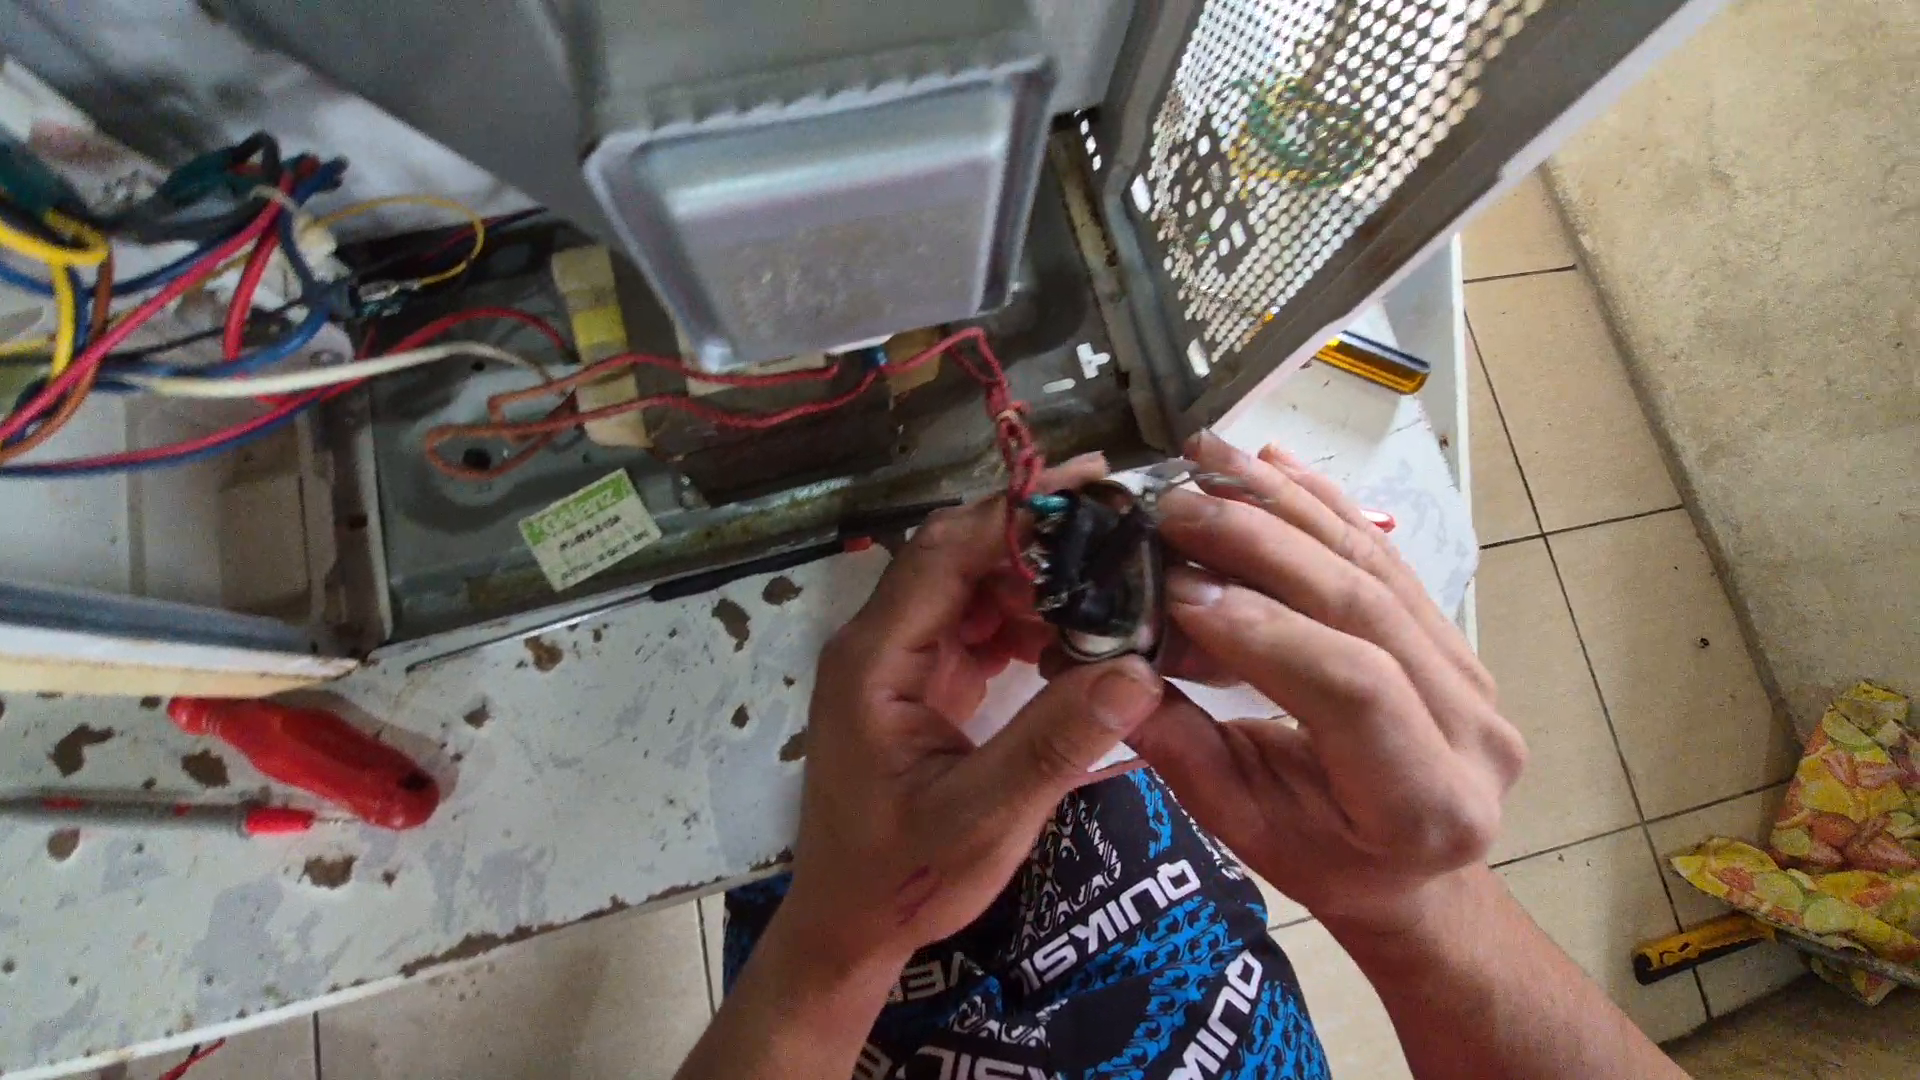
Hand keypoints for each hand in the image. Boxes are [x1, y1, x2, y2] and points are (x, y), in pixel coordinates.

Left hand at [779, 465, 1166, 975]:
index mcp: (876, 658)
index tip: (1089, 484)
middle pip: (956, 557)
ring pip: (969, 587)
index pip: (944, 553)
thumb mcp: (983, 816)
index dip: (1014, 513)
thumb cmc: (901, 874)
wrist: (849, 923)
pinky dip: (1023, 622)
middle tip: (1116, 531)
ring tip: (1108, 585)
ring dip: (1034, 582)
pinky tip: (1071, 637)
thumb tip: (1137, 670)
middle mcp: (881, 642)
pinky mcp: (920, 681)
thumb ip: (1054, 743)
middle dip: (1034, 540)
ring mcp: (900, 659)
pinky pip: (974, 626)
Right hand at [1127, 432, 1526, 936]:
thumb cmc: (1320, 858)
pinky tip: (1271, 462)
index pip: (1351, 688)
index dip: (1264, 628)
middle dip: (1258, 542)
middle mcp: (1470, 721)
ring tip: (1210, 458)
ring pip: (1372, 560)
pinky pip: (1382, 551)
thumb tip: (1114, 662)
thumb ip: (1181, 747)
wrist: (1410, 867)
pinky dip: (1320, 501)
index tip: (1176, 588)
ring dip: (1282, 501)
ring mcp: (1468, 665)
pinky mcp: (1447, 630)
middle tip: (1175, 506)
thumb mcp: (1241, 826)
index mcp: (1423, 797)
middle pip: (1363, 603)